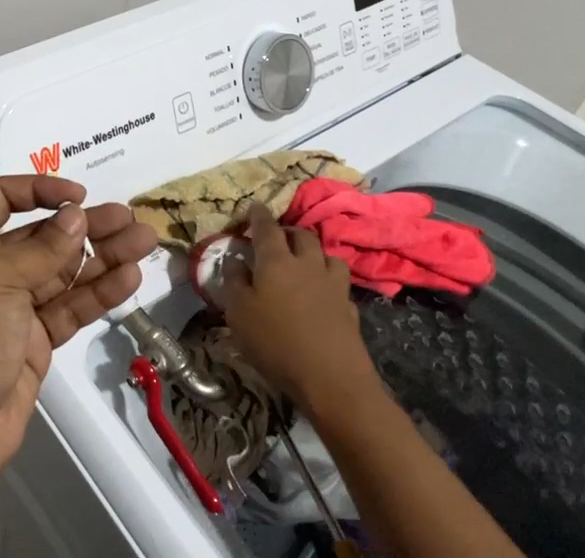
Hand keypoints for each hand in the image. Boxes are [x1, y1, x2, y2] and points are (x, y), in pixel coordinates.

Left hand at [0, 175, 156, 511]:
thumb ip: (42, 247)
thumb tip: (76, 216)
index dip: (38, 190)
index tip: (79, 194)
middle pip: (39, 235)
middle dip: (84, 226)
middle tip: (131, 218)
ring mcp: (10, 306)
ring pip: (61, 271)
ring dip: (101, 256)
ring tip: (145, 241)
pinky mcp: (32, 340)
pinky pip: (68, 306)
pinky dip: (97, 292)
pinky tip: (128, 278)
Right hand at [220, 204, 377, 411]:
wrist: (331, 379)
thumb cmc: (275, 342)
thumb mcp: (238, 313)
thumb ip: (234, 282)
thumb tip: (237, 261)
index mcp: (276, 261)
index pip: (267, 227)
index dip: (258, 215)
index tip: (254, 207)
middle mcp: (307, 264)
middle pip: (301, 235)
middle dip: (287, 231)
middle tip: (276, 238)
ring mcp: (333, 285)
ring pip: (327, 255)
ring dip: (314, 253)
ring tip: (303, 262)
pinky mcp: (349, 307)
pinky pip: (338, 283)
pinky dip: (328, 281)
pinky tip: (321, 293)